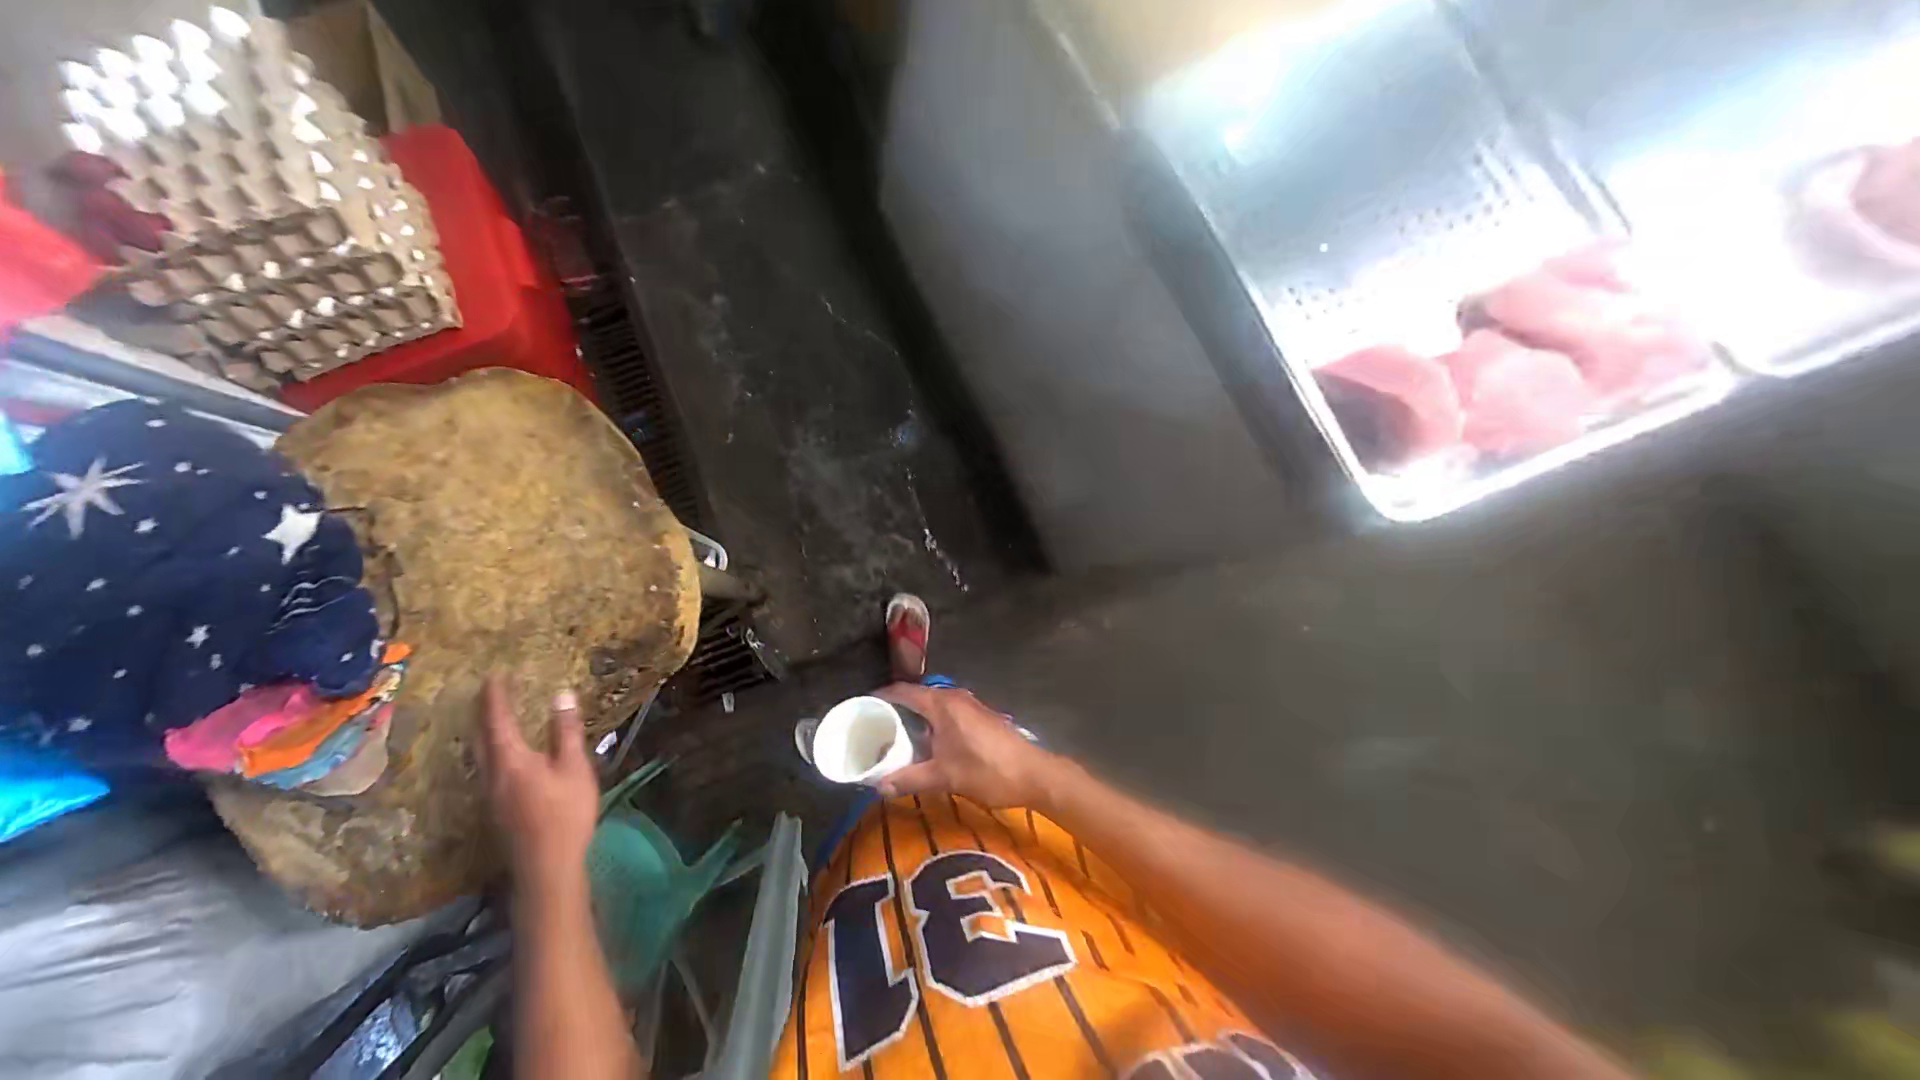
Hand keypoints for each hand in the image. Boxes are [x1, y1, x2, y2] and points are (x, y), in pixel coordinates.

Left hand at [483, 674, 598, 885]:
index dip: (495, 696)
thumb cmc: (565, 813)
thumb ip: (566, 731)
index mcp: (511, 760)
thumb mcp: (575, 768)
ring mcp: (490, 794)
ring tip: (495, 717)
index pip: (497, 720)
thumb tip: (560, 695)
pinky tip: (505, 754)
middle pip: (481, 737)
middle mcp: (492, 774)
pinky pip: (487, 767)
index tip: (495, 675)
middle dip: (484, 712)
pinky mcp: (496, 808)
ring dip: (485, 732)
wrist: (546, 866)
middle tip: (490, 691)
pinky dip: (492, 749)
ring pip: (480, 754)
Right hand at [870, 682, 1061, 808]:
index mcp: (942, 704)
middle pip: (917, 697)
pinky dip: (931, 725)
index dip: (880, 697)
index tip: (861, 707)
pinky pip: (947, 714)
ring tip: (894, 739)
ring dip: (915, 720)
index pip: (903, 691)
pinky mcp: (980, 717)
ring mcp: (970, 706)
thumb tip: (877, 786)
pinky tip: (925, 745)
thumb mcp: (944, 777)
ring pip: (933, 707)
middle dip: (895, 711)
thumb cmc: (987, 770)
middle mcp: (955, 697)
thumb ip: (909, 779)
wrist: (1034, 774)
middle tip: (873, 728)